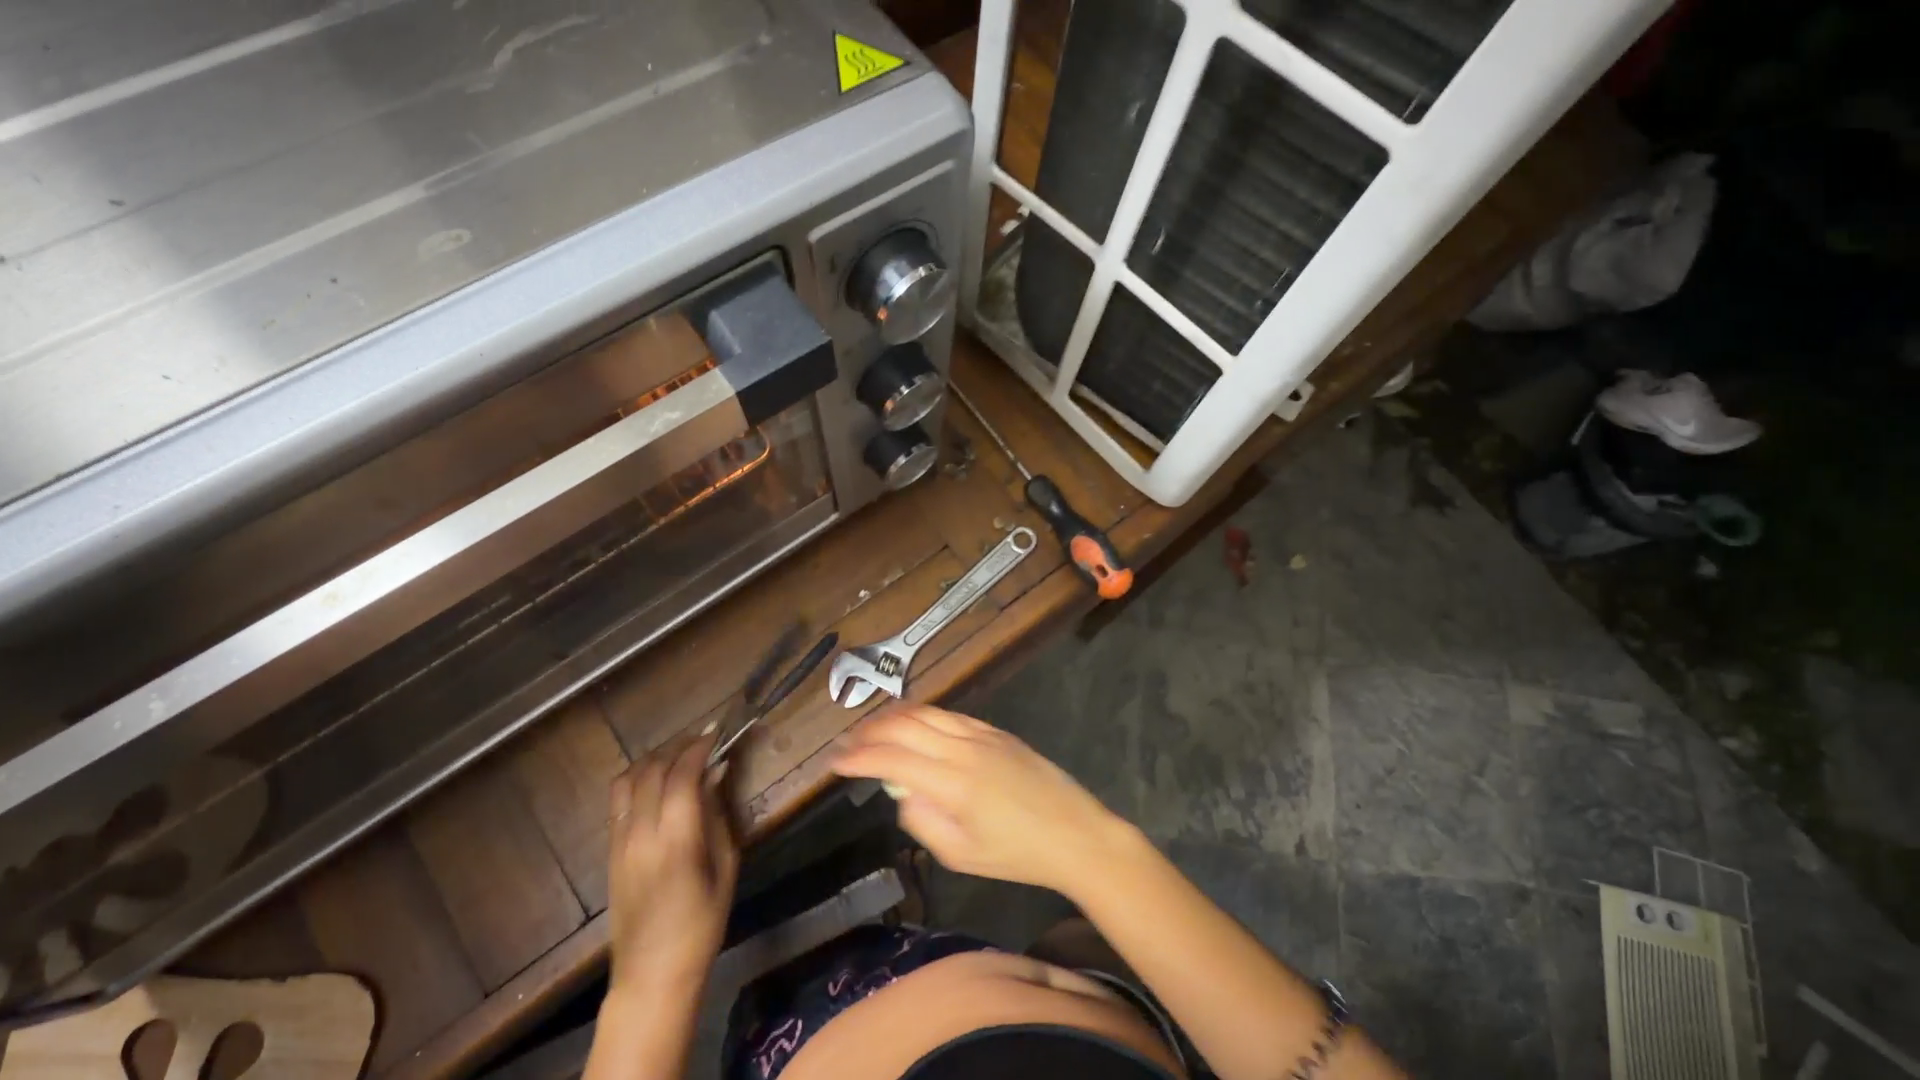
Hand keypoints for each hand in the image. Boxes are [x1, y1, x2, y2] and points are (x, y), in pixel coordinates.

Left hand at [606, 733, 737, 995]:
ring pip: (627, 780)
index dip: (698, 748)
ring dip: (652, 759)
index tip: (716, 734)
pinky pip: (618, 801)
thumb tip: (716, 774)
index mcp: (676, 840)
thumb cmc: (702, 924)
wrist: (652, 971)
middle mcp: (641, 833)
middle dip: (676, 748)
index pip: (681, 774)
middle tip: (700, 741)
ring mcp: (620, 840)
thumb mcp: (726, 869)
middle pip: (652, 770)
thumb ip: (718, 816)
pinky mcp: (610, 850)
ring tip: (677, 756)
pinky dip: (637, 780)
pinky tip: (657, 783)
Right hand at [830, 705, 1128, 895]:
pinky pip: (951, 716)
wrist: (1076, 835)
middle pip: (905, 727)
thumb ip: (922, 822)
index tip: (835, 763)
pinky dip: (923, 716)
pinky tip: (913, 725)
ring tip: (870, 729)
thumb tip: (901, 794)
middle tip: (846, 744)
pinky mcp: (997, 732)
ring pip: (927, 713)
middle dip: (869, 732)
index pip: (892, 760)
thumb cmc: (1018, 856)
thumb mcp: (960, 856)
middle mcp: (964, 749)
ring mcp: (983, 736)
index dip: (858, 759)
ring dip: (893, 718)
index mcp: (953, 783)